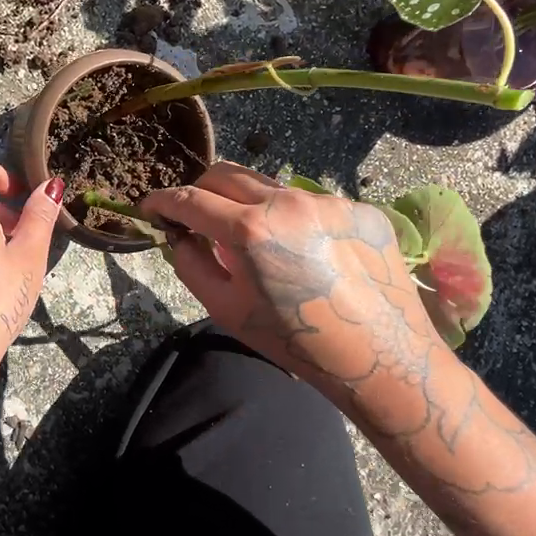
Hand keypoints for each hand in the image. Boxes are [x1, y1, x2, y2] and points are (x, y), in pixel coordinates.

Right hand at [143, 162, 447, 402]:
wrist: (386, 362)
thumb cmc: (296, 341)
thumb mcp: (226, 310)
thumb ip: (190, 263)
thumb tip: (180, 235)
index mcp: (250, 230)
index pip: (189, 199)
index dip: (161, 201)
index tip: (149, 207)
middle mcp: (287, 203)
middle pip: (224, 174)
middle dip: (201, 191)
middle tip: (198, 219)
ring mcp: (328, 201)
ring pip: (268, 186)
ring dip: (249, 205)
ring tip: (261, 244)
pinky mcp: (361, 208)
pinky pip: (311, 203)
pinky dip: (294, 220)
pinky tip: (308, 254)